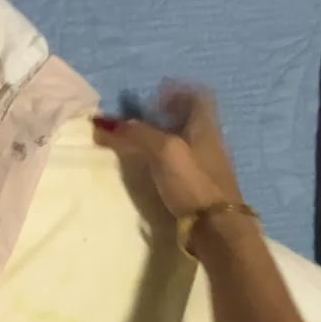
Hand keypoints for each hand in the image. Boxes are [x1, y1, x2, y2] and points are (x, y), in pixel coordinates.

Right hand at [93, 82, 243, 219]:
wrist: (217, 229)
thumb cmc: (192, 183)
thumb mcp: (163, 152)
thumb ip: (137, 134)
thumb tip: (103, 122)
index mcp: (206, 127)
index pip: (198, 96)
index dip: (177, 91)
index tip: (153, 99)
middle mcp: (211, 142)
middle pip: (192, 118)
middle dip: (167, 116)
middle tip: (140, 122)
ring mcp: (210, 166)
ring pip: (188, 141)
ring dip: (166, 139)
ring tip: (141, 147)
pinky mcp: (203, 188)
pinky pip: (185, 163)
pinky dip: (168, 160)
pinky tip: (154, 171)